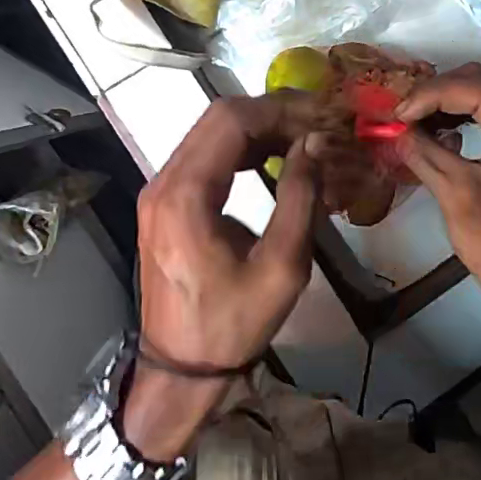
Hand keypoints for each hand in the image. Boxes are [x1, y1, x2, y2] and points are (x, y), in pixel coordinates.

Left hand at [125, 95, 321, 460]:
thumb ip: (300, 198)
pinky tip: (272, 156)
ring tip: (304, 137)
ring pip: (208, 133)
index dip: (281, 110)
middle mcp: (163, 182)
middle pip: (217, 119)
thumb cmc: (232, 326)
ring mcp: (158, 191)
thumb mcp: (282, 268)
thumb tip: (315, 143)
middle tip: (319, 122)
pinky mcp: (163, 202)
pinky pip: (202, 157)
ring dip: (256, 128)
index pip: (231, 121)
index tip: (322, 118)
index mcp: (185, 195)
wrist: (181, 369)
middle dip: (271, 112)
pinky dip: (239, 149)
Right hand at [395, 64, 480, 316]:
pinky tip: (430, 128)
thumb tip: (393, 126)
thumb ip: (424, 152)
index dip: (432, 95)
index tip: (399, 114)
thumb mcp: (455, 195)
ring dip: (441, 101)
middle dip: (436, 93)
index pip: (479, 92)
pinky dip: (453, 114)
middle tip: (401, 113)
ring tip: (410, 119)